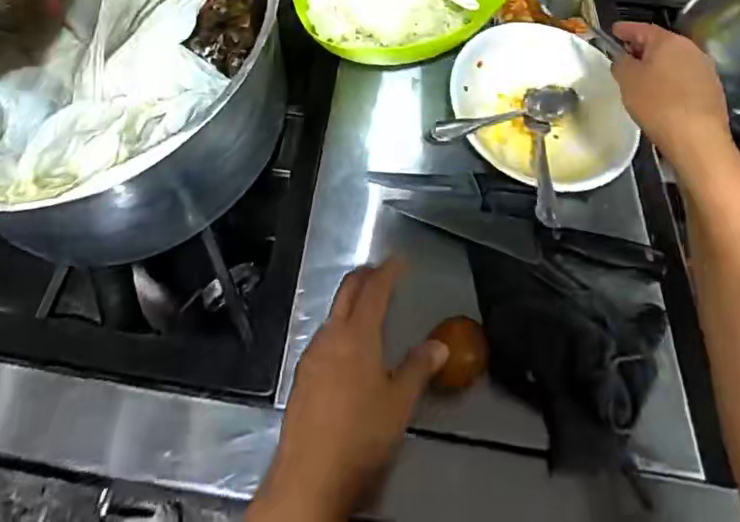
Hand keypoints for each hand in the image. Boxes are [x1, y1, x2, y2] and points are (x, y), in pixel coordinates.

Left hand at [248, 259, 447, 521]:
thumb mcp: (399, 403)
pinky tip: (345, 347)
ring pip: (332, 315)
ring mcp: (311, 357)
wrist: (308, 478)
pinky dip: (338, 327)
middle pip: (346, 293)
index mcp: (357, 335)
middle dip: (364, 277)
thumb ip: (418, 368)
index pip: (374, 291)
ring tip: (367, 307)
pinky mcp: (301, 378)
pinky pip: (322, 337)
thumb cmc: (360, 436)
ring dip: (350, 302)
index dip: (387, 271)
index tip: (399, 260)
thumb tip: (438, 345)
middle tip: (381, 271)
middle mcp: (330, 337)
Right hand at [610, 22, 734, 164]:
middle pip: (661, 43)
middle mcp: (690, 49)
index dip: (624, 29)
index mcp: (668, 41)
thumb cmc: (657, 104)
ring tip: (643, 79)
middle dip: (642, 48)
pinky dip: (672, 80)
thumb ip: (621, 63)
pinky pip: (686, 77)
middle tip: (625, 57)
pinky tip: (664, 95)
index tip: (613, 31)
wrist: (697, 139)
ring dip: (659, 65)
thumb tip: (624, 59)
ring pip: (675, 60)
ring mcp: (705, 68)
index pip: (641, 28)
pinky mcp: (713, 89)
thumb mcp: (627, 81)